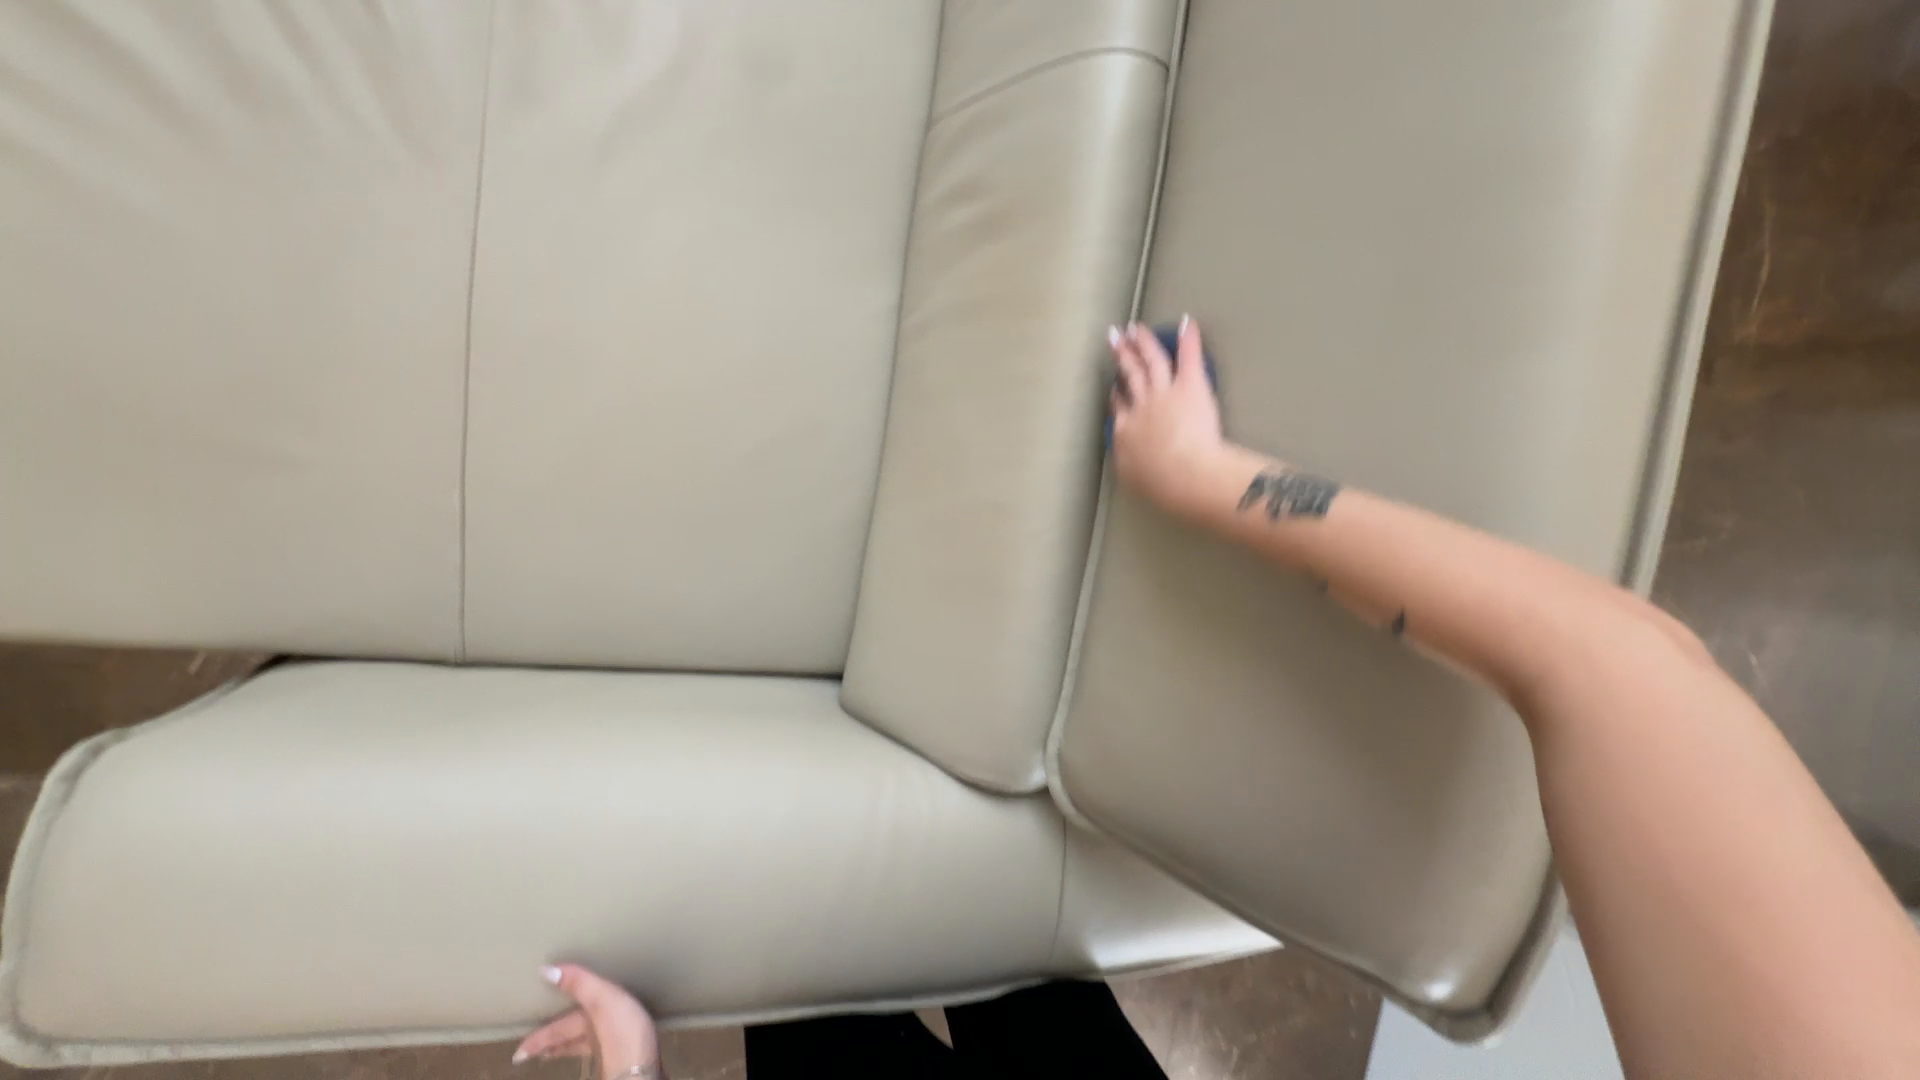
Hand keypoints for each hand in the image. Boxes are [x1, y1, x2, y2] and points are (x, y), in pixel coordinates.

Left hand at [513, 964, 662, 1079]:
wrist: (643, 1068)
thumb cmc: (621, 1032)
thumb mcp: (601, 1000)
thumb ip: (578, 984)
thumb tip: (544, 970)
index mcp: (583, 1027)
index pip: (555, 1033)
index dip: (538, 1040)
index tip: (518, 1054)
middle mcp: (592, 1042)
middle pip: (568, 1045)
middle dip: (556, 1048)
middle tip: (542, 1054)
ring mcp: (610, 1052)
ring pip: (588, 1049)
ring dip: (578, 1048)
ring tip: (572, 1048)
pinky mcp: (630, 1057)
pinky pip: (612, 1050)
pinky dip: (607, 1048)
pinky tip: (613, 1047)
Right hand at [1108, 317, 1227, 521]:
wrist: (1183, 476)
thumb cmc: (1161, 487)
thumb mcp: (1135, 480)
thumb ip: (1131, 467)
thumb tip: (1131, 464)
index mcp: (1125, 433)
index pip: (1119, 407)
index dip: (1117, 394)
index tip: (1115, 386)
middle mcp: (1140, 408)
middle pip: (1129, 377)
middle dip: (1122, 357)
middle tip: (1115, 340)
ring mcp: (1163, 394)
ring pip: (1151, 362)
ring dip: (1143, 343)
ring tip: (1136, 329)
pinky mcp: (1190, 386)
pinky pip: (1188, 358)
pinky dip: (1188, 340)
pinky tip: (1187, 323)